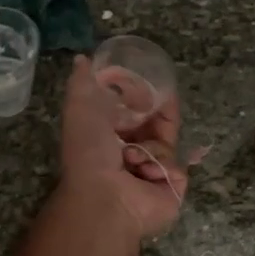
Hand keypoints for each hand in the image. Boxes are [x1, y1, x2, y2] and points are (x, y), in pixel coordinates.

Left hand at [57, 55, 186, 241]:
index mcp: (111, 133)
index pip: (135, 109)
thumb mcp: (79, 107)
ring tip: (131, 158)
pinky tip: (144, 175)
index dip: (144, 95)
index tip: (153, 81)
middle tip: (156, 109)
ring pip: (166, 144)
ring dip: (149, 146)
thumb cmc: (89, 150)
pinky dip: (159, 166)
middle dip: (157, 116)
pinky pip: (175, 165)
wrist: (103, 197)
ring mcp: (153, 171)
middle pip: (158, 124)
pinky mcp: (171, 188)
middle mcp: (132, 151)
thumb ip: (82, 81)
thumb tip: (82, 58)